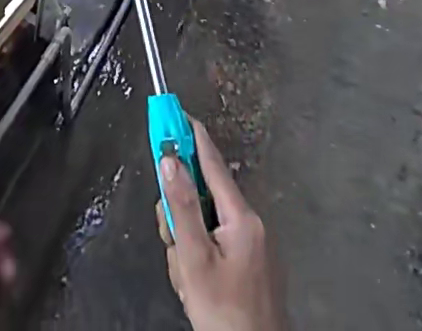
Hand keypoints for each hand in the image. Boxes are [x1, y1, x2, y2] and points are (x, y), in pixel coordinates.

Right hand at [158, 120, 285, 330]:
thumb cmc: (225, 313)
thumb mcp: (195, 259)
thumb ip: (181, 205)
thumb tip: (169, 158)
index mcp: (242, 218)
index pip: (210, 161)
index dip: (188, 134)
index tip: (171, 110)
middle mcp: (250, 225)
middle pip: (201, 196)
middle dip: (178, 215)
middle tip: (172, 242)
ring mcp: (252, 246)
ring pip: (202, 223)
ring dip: (185, 243)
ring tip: (187, 276)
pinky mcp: (249, 265)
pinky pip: (212, 242)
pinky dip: (197, 256)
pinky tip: (196, 284)